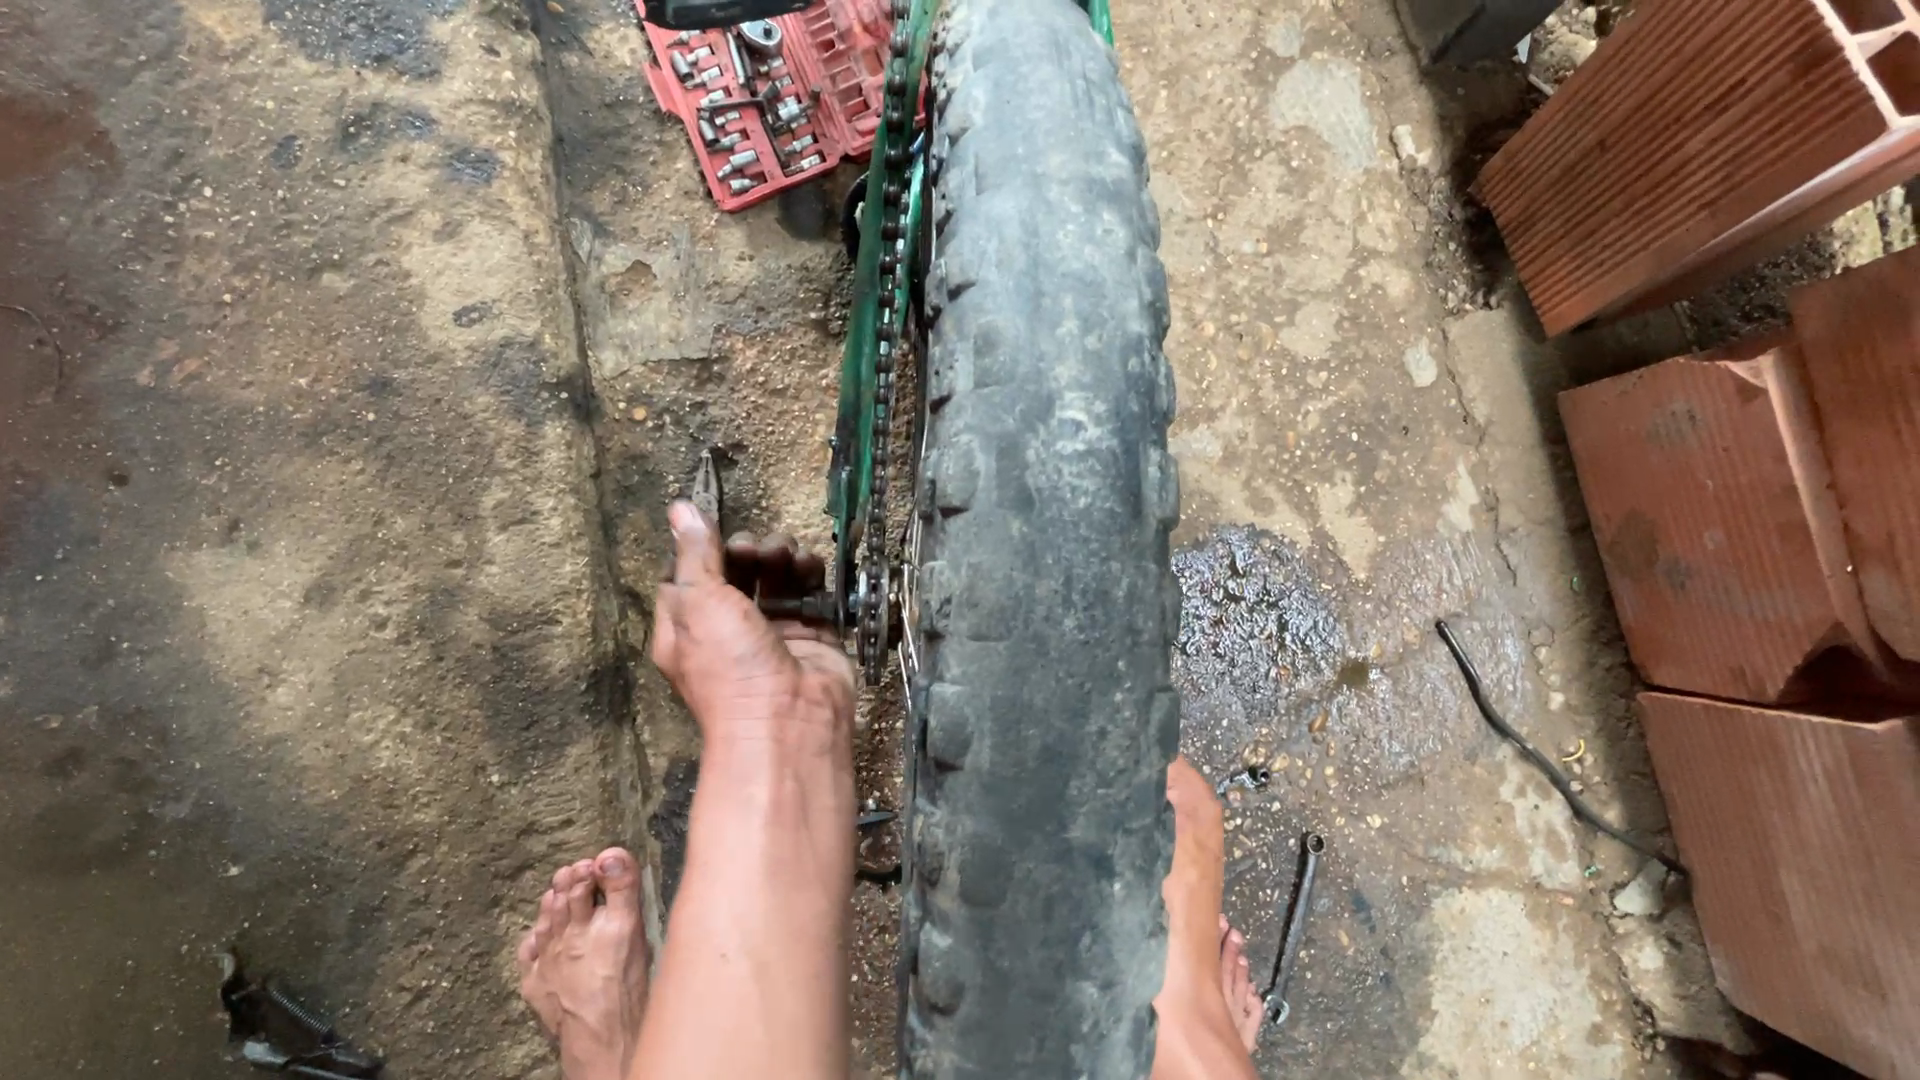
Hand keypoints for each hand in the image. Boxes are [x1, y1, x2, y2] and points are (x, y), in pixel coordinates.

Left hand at [650, 501, 856, 751]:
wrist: (787, 721)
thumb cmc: (729, 664)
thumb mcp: (698, 602)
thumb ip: (695, 553)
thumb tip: (680, 508)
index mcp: (688, 626)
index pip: (689, 574)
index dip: (702, 548)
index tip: (714, 530)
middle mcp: (729, 628)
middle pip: (737, 570)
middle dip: (747, 550)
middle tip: (755, 552)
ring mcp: (773, 630)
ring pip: (776, 575)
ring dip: (781, 555)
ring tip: (787, 556)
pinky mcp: (812, 632)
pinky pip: (811, 591)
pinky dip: (811, 573)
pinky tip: (810, 566)